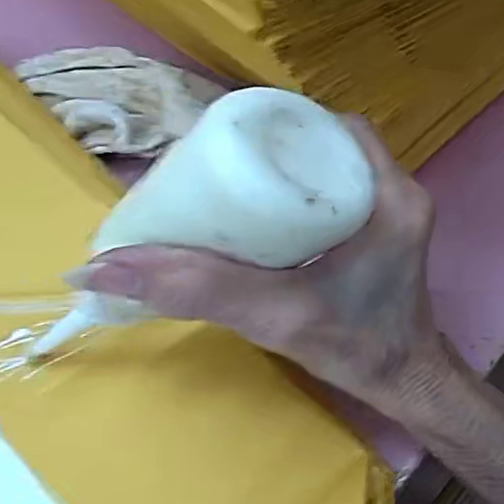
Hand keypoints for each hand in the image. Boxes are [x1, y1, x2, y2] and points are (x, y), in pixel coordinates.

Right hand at [73, 115, 447, 403]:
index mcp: (394, 198)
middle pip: (336, 147)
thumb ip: (198, 289)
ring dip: (293, 170)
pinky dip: (305, 195)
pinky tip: (263, 211)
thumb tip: (99, 266)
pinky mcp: (386, 231)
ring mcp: (397, 212)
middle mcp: (401, 194)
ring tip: (236, 179)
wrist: (404, 380)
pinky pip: (343, 194)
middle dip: (283, 147)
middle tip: (226, 161)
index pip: (344, 131)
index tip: (239, 137)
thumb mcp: (275, 315)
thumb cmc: (356, 346)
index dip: (292, 124)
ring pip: (339, 170)